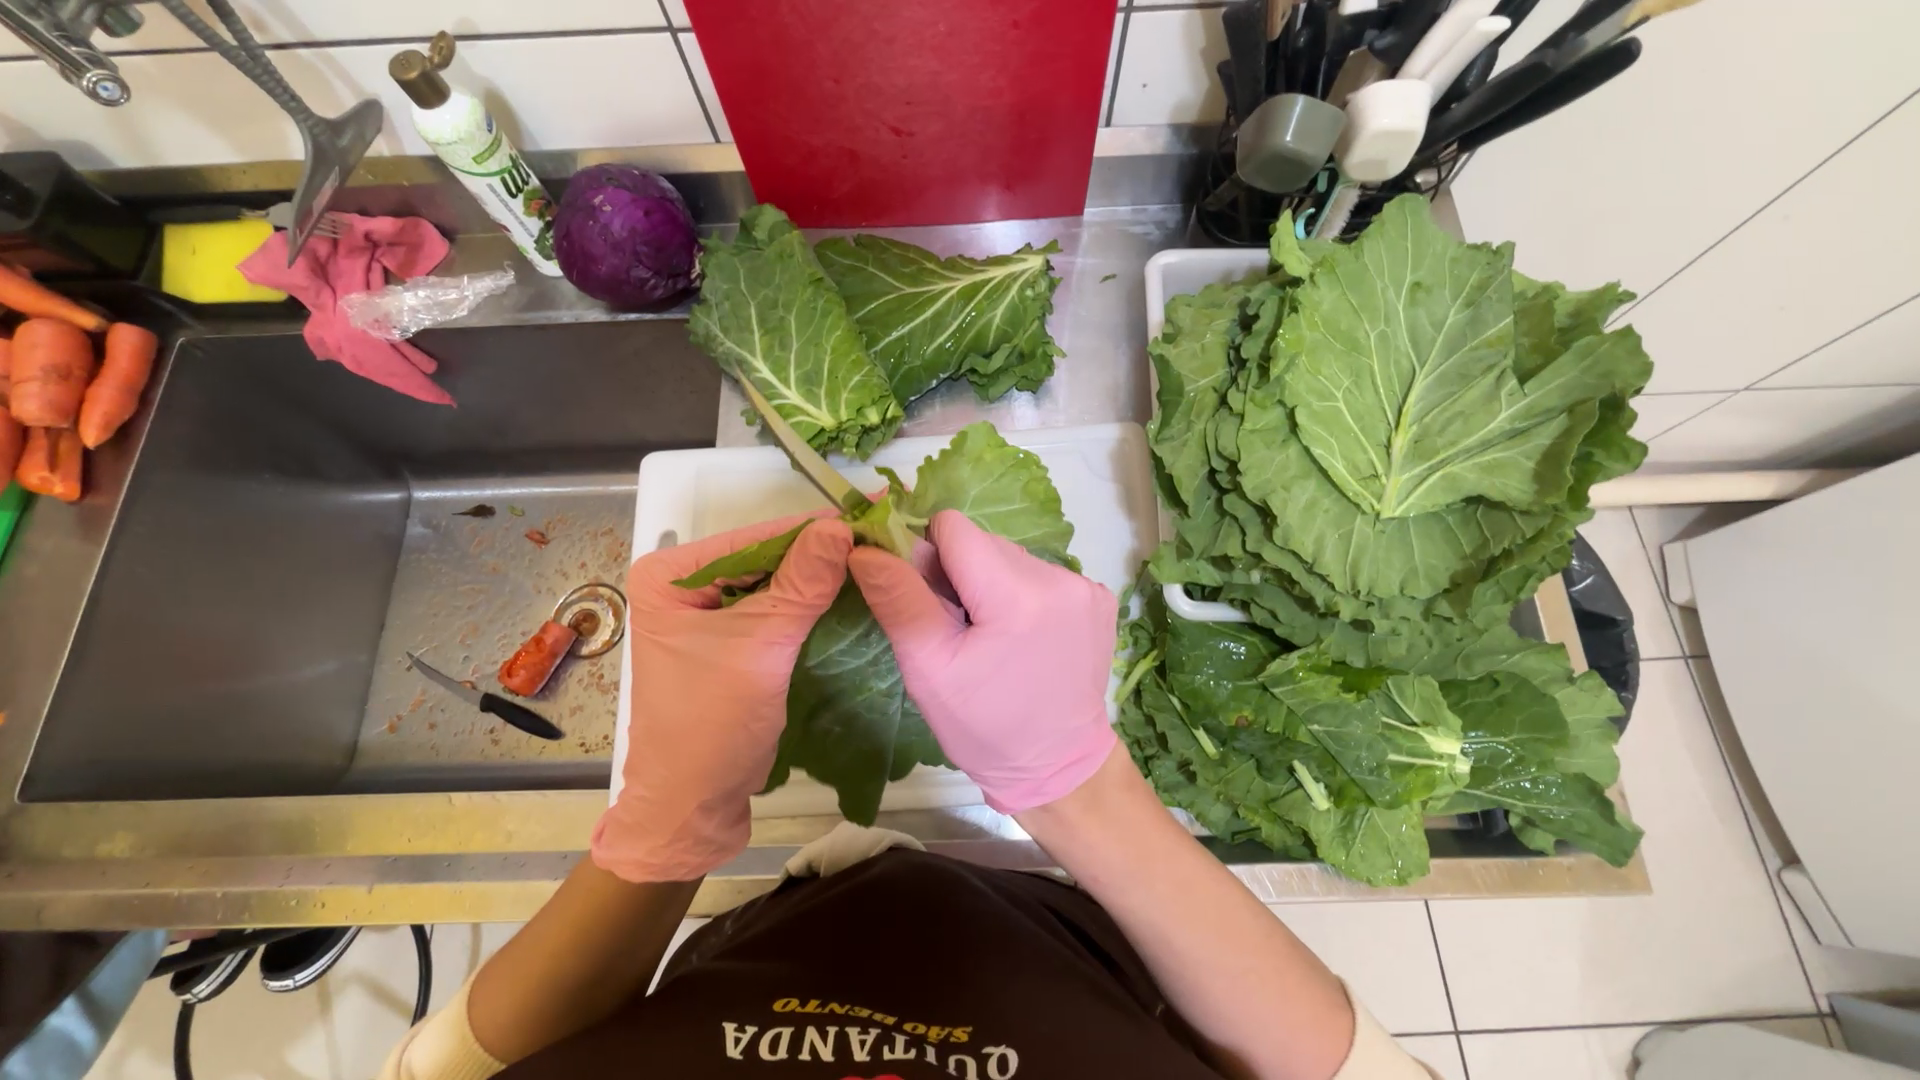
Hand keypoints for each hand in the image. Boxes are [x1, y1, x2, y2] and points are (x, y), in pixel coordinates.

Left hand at [592, 513, 851, 882]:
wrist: (694, 805)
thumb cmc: (712, 724)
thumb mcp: (761, 646)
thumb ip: (802, 584)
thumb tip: (841, 527)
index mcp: (670, 576)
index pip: (756, 538)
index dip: (816, 530)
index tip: (873, 516)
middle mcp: (685, 585)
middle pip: (767, 557)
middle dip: (823, 553)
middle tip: (884, 537)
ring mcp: (708, 613)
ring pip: (777, 582)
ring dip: (823, 577)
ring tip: (880, 558)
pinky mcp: (733, 639)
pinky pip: (778, 610)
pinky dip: (814, 604)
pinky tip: (855, 592)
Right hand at [848, 509, 1117, 813]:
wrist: (1056, 765)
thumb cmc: (984, 726)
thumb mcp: (929, 670)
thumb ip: (898, 600)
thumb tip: (866, 547)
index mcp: (1017, 594)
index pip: (953, 528)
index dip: (928, 558)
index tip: (929, 603)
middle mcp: (1059, 578)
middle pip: (983, 541)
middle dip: (960, 575)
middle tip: (959, 631)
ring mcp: (1085, 587)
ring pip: (1010, 556)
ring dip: (990, 585)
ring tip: (992, 639)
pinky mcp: (1101, 597)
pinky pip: (1040, 573)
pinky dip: (1022, 595)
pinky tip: (1022, 637)